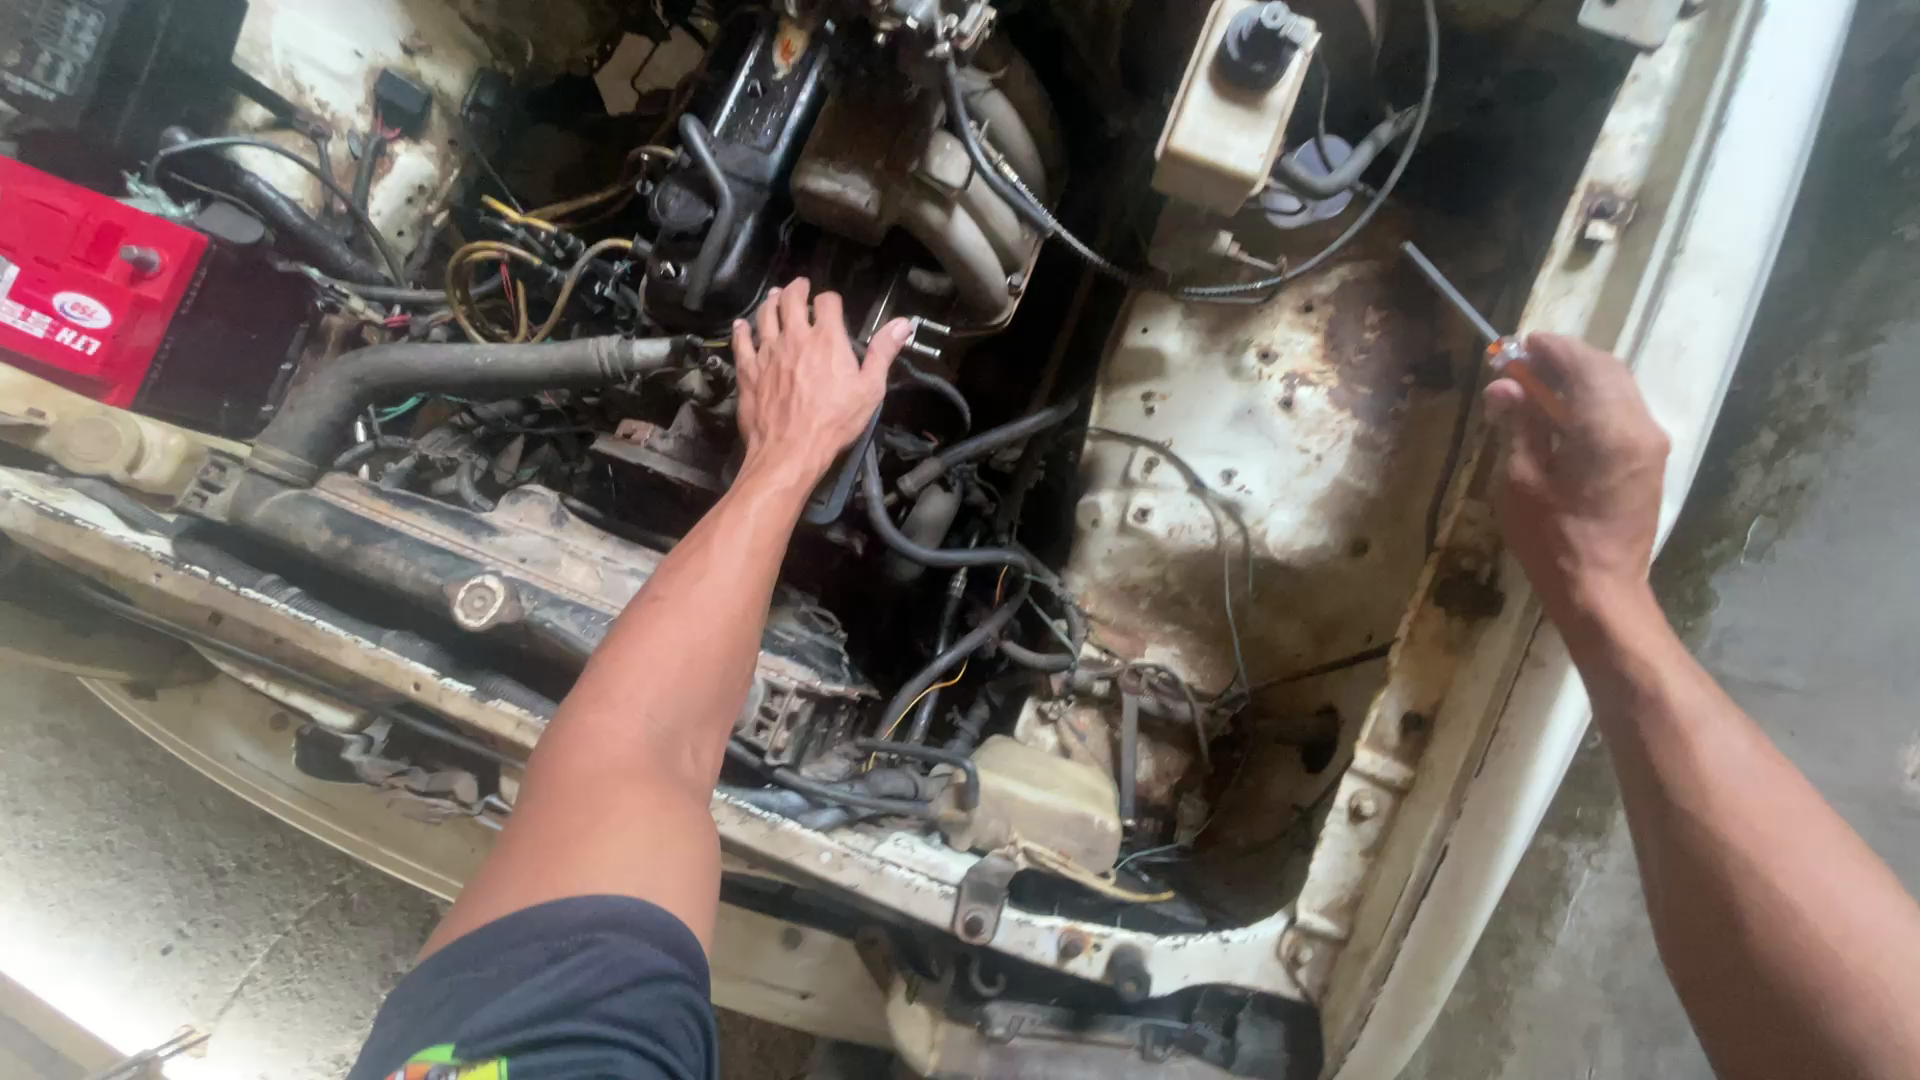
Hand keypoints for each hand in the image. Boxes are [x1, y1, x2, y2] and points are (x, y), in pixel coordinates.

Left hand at [731, 278, 912, 483]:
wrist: (791, 449)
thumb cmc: (835, 421)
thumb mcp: (870, 389)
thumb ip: (884, 353)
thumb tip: (903, 323)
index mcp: (827, 339)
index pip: (827, 302)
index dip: (830, 299)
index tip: (831, 304)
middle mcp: (795, 337)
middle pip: (791, 299)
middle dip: (797, 289)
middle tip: (800, 287)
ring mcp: (768, 352)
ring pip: (765, 314)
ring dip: (771, 302)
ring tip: (775, 297)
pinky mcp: (748, 369)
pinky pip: (742, 341)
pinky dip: (743, 329)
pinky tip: (742, 325)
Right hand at [1486, 333, 1670, 627]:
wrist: (1599, 585)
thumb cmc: (1550, 536)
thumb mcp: (1521, 480)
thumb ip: (1519, 426)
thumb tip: (1506, 387)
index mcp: (1606, 430)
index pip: (1585, 368)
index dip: (1553, 350)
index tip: (1520, 343)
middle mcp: (1639, 428)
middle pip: (1607, 372)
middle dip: (1565, 360)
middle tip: (1522, 362)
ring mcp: (1649, 445)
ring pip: (1617, 390)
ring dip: (1578, 379)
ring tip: (1534, 386)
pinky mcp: (1647, 461)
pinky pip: (1620, 413)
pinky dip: (1589, 401)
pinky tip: (1558, 413)